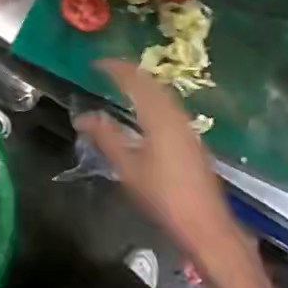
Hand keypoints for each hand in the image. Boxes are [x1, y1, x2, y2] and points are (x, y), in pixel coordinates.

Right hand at [76, 60, 244, 267]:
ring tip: (123, 86)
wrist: (205, 223)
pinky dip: (154, 99)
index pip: (136, 80)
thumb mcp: (128, 168)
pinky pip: (170, 106)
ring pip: (164, 94)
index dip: (116, 68)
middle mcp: (176, 115)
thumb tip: (82, 117)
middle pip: (153, 83)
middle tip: (108, 70)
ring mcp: (188, 126)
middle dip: (130, 72)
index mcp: (159, 117)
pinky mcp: (193, 139)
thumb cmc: (163, 197)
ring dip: (144, 85)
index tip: (96, 63)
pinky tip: (145, 113)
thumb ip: (106, 138)